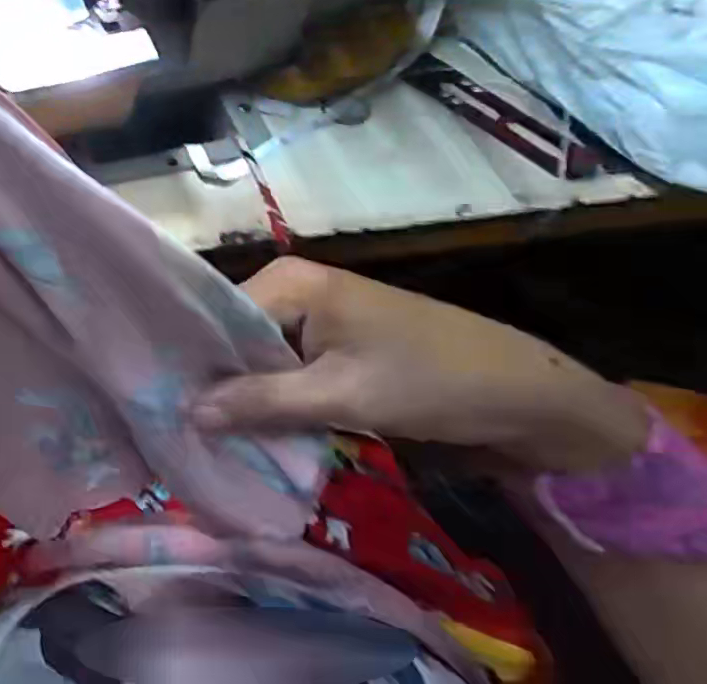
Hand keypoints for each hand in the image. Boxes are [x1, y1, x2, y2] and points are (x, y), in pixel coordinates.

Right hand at [194, 258, 650, 471]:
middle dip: (220, 378)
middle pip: (234, 333)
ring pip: (257, 352)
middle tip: (189, 421)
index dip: (196, 360)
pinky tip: (257, 420)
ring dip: (246, 389)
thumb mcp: (342, 396)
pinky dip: (273, 391)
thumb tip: (188, 412)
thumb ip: (262, 401)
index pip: (217, 316)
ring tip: (215, 426)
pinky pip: (283, 361)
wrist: (534, 397)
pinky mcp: (331, 336)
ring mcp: (313, 310)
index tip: (172, 401)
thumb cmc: (434, 381)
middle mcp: (292, 285)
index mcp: (289, 280)